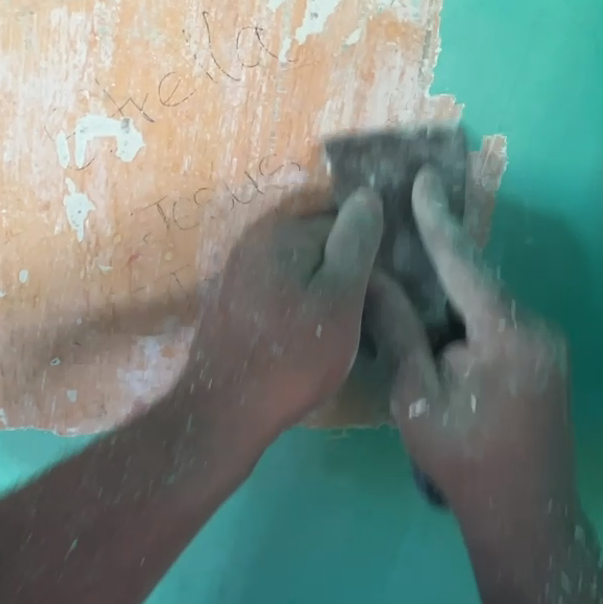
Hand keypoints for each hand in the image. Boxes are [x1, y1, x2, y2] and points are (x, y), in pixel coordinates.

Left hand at [179, 189, 384, 449]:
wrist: (225, 408)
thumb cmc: (293, 355)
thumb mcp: (340, 298)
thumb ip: (355, 243)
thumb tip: (367, 194)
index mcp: (282, 231)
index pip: (343, 226)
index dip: (366, 261)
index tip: (376, 299)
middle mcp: (255, 240)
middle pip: (319, 247)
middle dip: (342, 276)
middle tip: (358, 322)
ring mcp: (239, 269)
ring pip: (299, 271)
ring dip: (320, 295)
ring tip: (331, 337)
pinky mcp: (232, 299)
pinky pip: (278, 291)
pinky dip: (295, 309)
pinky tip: (301, 341)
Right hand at [366, 170, 578, 541]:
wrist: (526, 518)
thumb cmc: (465, 460)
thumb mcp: (417, 398)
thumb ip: (399, 330)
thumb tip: (375, 277)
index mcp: (508, 335)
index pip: (464, 263)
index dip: (437, 219)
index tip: (423, 177)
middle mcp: (534, 329)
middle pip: (473, 278)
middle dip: (434, 255)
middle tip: (399, 218)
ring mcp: (542, 343)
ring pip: (481, 299)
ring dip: (444, 288)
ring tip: (403, 268)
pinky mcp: (539, 357)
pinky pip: (491, 318)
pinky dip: (459, 310)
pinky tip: (430, 312)